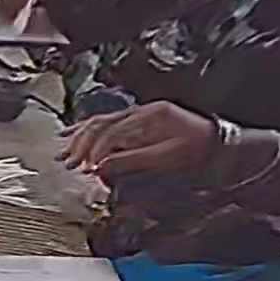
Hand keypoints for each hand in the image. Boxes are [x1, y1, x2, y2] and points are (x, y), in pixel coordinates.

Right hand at [60, 101, 217, 177]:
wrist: (215, 142)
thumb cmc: (194, 150)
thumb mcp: (164, 158)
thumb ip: (129, 160)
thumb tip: (100, 167)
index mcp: (150, 117)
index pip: (112, 133)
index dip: (96, 152)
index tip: (87, 169)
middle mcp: (140, 112)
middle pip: (100, 124)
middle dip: (81, 145)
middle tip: (69, 164)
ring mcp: (136, 114)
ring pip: (98, 122)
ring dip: (78, 139)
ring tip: (64, 154)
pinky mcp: (134, 121)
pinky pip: (104, 122)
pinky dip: (84, 130)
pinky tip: (68, 134)